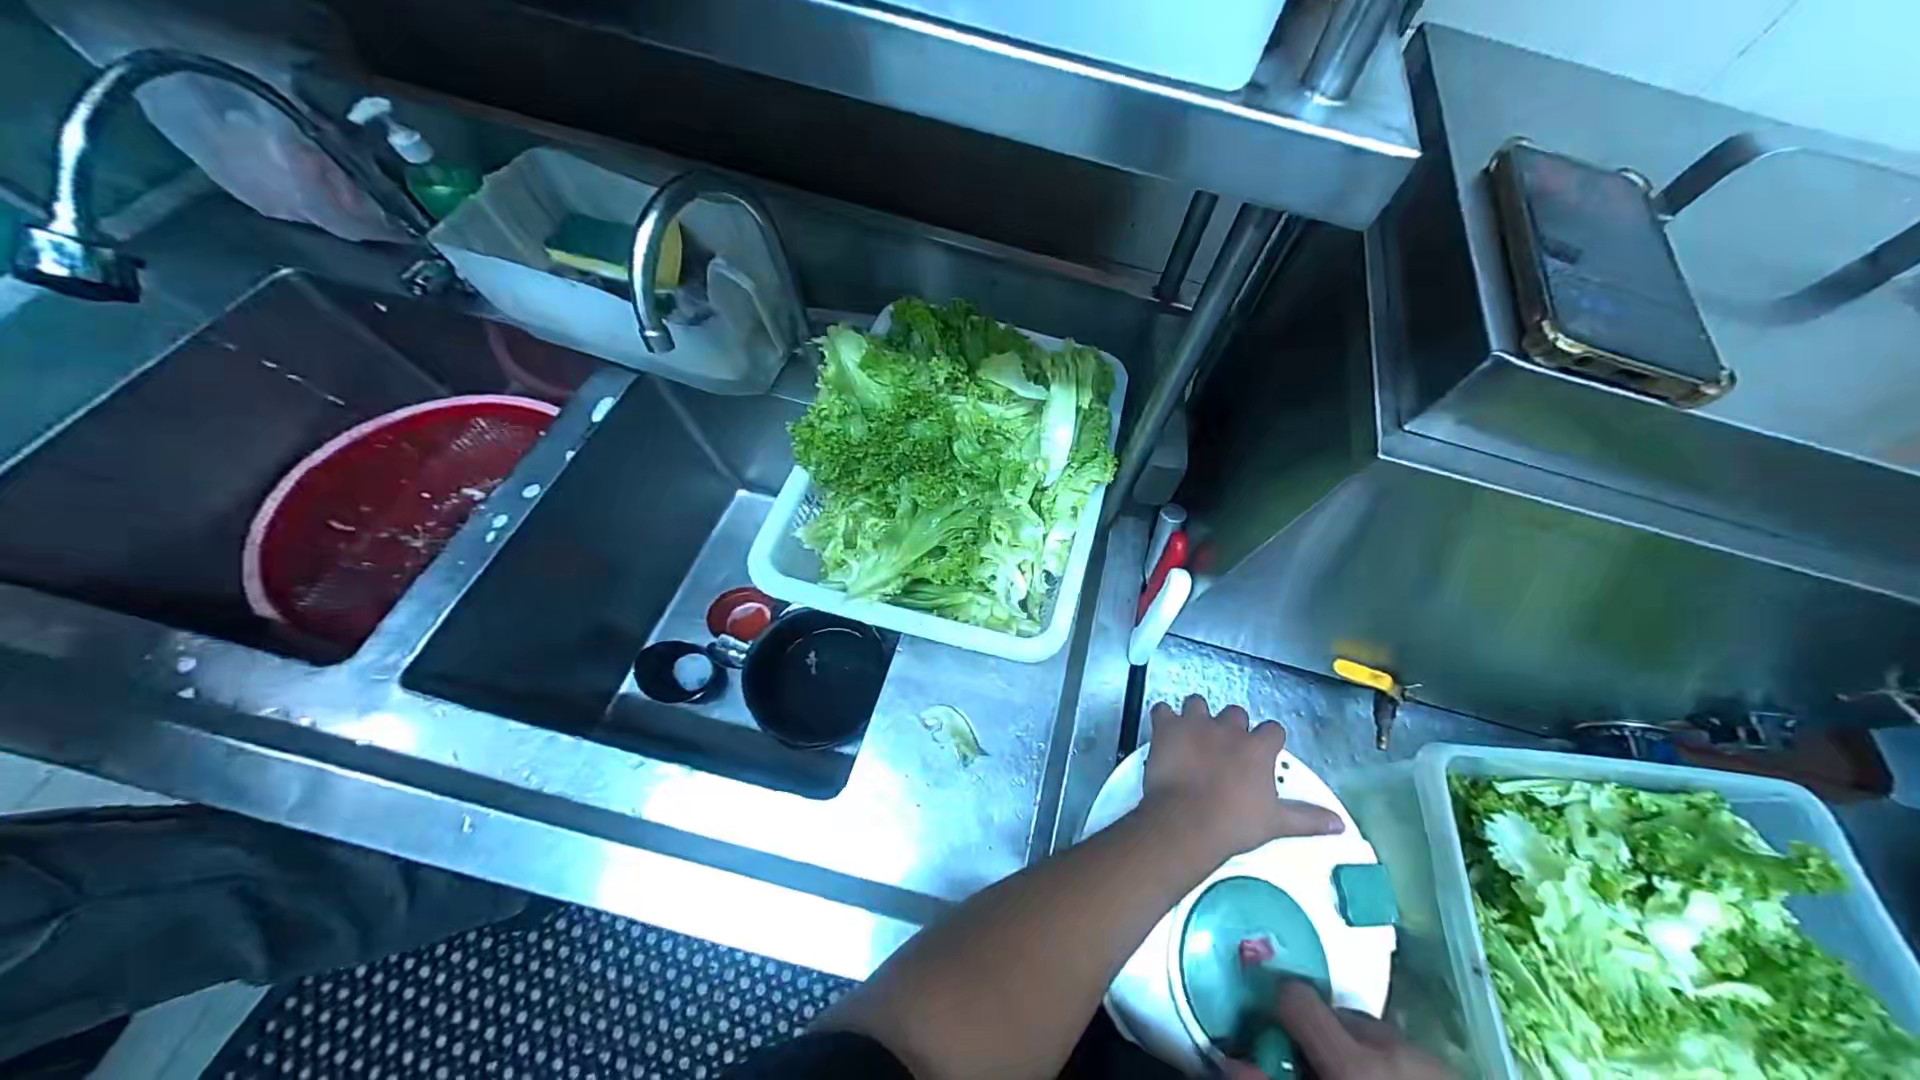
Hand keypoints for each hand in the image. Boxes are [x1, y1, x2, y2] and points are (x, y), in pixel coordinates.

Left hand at [1141, 695, 1342, 861]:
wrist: (1186, 820)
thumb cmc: (1233, 823)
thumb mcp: (1276, 823)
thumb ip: (1308, 818)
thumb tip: (1339, 824)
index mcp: (1257, 748)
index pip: (1272, 730)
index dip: (1267, 739)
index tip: (1261, 750)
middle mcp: (1228, 729)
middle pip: (1234, 713)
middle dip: (1230, 725)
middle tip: (1222, 746)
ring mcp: (1195, 724)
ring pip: (1197, 703)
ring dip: (1196, 714)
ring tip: (1191, 732)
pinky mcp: (1167, 727)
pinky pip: (1162, 710)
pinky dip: (1163, 718)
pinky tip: (1164, 730)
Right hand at [1224, 982, 1454, 1079]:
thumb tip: (1231, 1062)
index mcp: (1354, 1064)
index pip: (1296, 998)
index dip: (1279, 1013)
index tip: (1273, 1040)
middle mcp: (1392, 1049)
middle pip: (1338, 1015)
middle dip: (1322, 1039)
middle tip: (1318, 1074)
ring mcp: (1430, 1063)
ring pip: (1377, 1037)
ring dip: (1359, 1055)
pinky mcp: (1453, 1074)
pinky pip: (1411, 1058)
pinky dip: (1395, 1071)